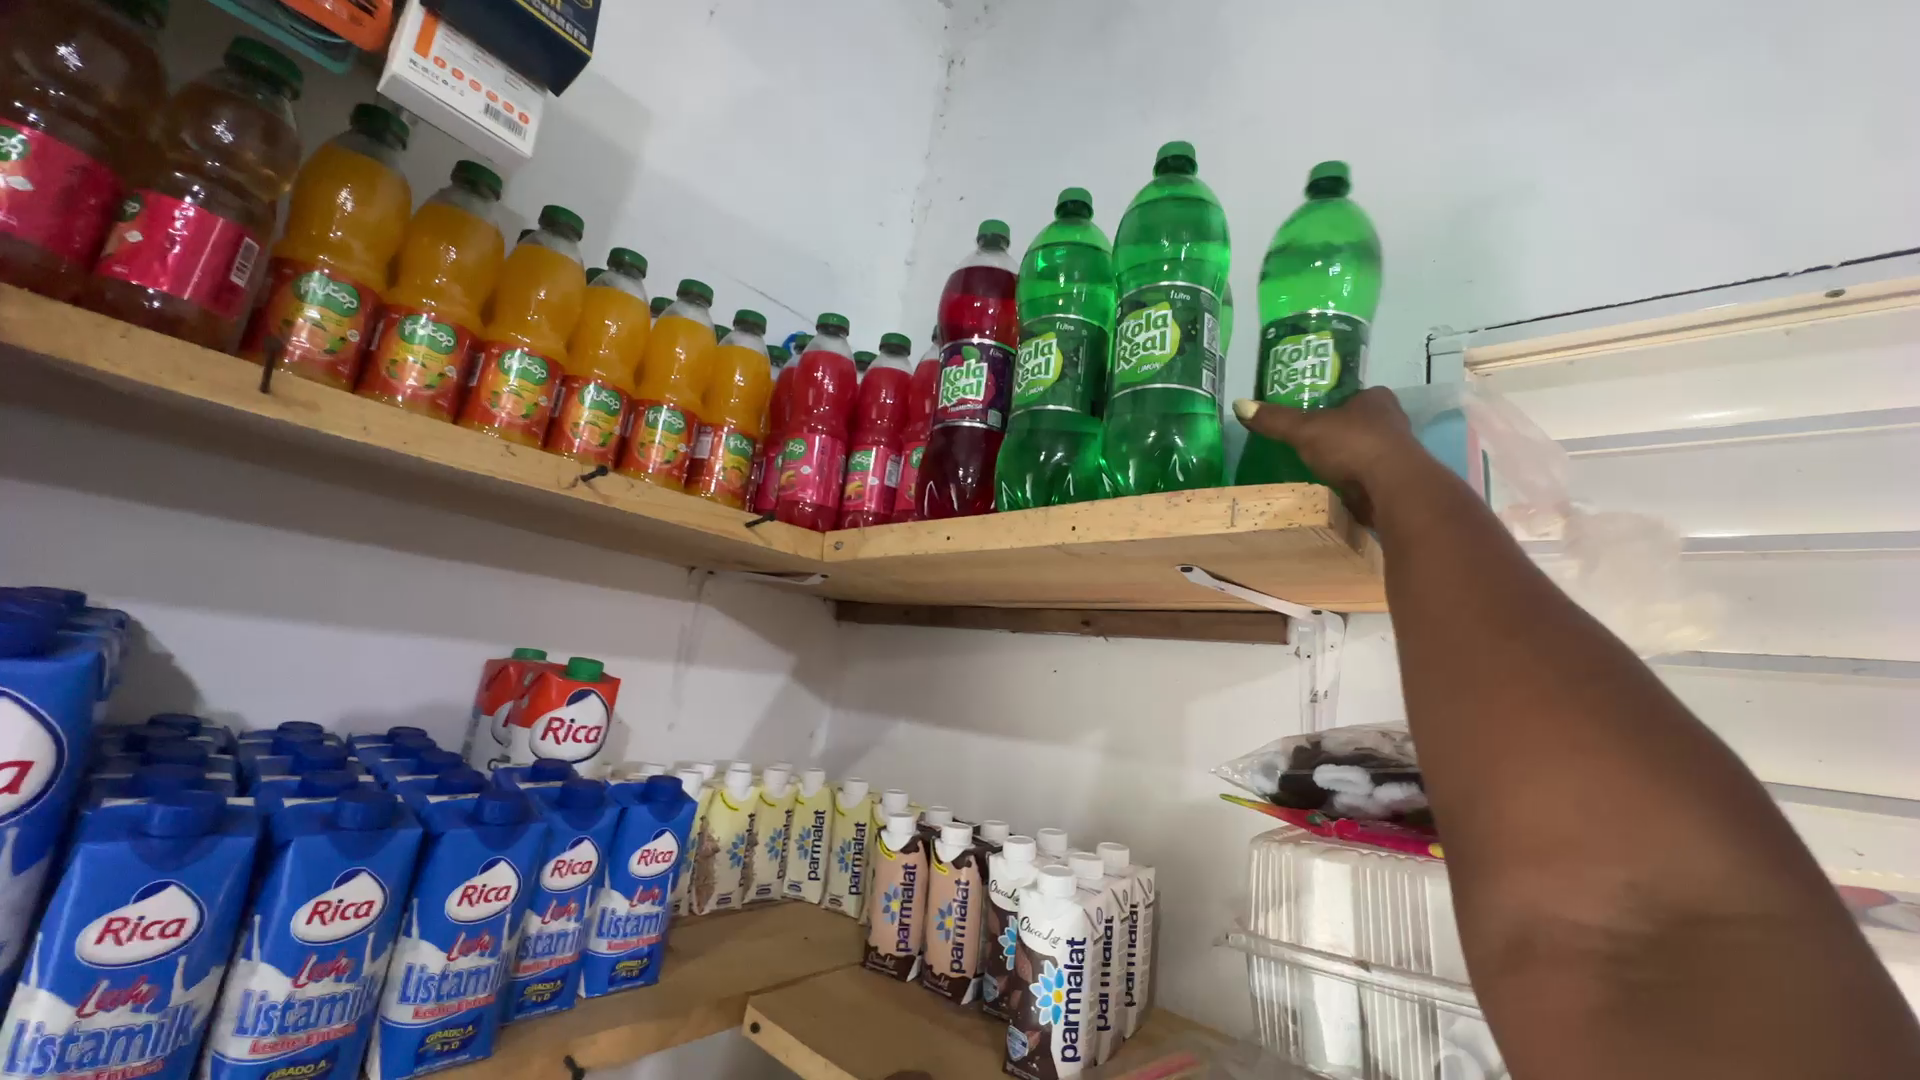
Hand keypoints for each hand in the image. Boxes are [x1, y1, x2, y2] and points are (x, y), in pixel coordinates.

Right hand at [1232, 387, 1430, 525]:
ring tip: (1314, 469)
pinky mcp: (1394, 482)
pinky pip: (1365, 478)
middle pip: (1356, 424)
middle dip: (1336, 434)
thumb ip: (1274, 420)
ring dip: (1344, 460)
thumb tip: (1239, 404)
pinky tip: (1331, 489)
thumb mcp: (1304, 429)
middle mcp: (1391, 422)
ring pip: (1362, 452)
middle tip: (1306, 444)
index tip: (1309, 418)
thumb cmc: (1352, 445)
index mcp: (1375, 399)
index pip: (1349, 397)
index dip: (1330, 405)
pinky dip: (1350, 483)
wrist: (1392, 487)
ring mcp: (1396, 454)